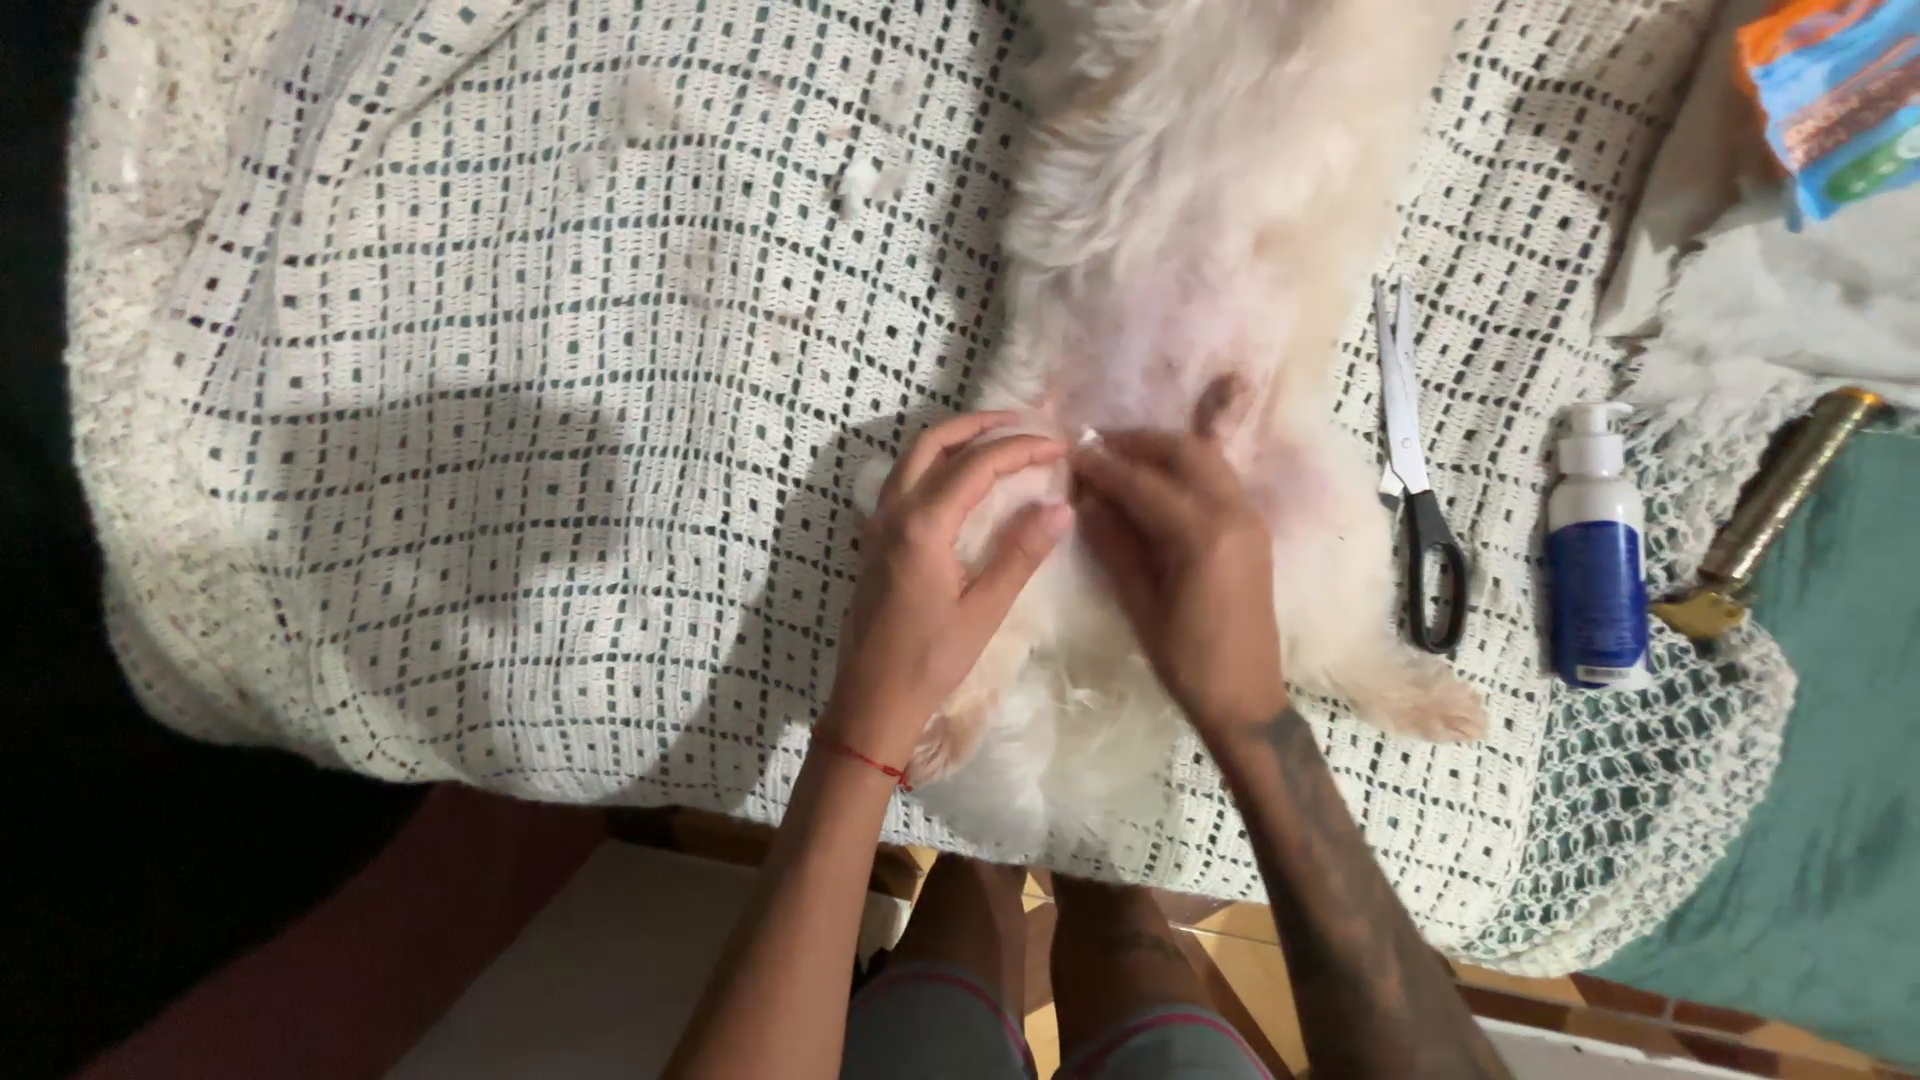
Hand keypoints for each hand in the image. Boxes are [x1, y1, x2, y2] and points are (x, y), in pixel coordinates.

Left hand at [824, 413, 1072, 767]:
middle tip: (1022, 423)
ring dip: (953, 440)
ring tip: (996, 441)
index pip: (976, 465)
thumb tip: (1061, 507)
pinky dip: (935, 465)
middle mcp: (892, 512)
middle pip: (933, 443)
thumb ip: (1021, 553)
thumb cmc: (930, 660)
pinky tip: (961, 482)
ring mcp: (877, 525)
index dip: (1020, 448)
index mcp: (922, 525)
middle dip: (979, 425)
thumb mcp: (984, 609)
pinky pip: (903, 482)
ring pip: (912, 459)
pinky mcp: (874, 541)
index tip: (1057, 446)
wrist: (872, 699)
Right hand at [1070, 431, 1287, 741]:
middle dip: (1138, 442)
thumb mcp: (1140, 605)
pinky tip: (1153, 485)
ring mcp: (1250, 519)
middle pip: (1186, 451)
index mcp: (1204, 537)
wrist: (1247, 697)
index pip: (1145, 483)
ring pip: (1207, 459)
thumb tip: (1087, 501)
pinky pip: (1218, 479)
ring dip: (1163, 451)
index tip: (1072, 454)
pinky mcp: (1253, 530)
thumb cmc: (1186, 661)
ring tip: (1121, 460)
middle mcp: (1235, 515)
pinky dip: (1184, 470)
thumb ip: (1115, 545)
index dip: (1104, 466)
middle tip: (1097, 447)